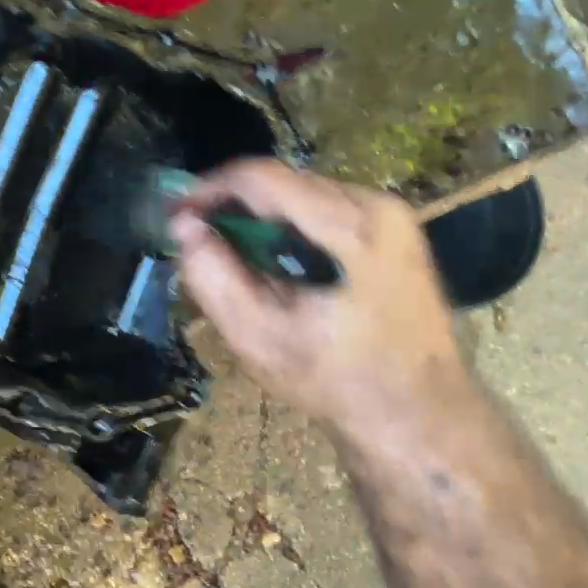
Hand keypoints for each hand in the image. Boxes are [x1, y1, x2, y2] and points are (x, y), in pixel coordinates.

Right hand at [170, 159, 475, 440]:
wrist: (415, 408)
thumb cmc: (332, 377)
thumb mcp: (257, 334)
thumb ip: (214, 276)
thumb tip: (183, 228)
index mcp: (349, 227)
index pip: (263, 178)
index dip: (207, 190)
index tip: (172, 216)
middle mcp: (376, 207)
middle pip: (284, 183)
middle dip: (230, 206)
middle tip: (193, 242)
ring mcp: (392, 218)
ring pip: (302, 195)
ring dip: (256, 219)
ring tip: (226, 258)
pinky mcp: (394, 233)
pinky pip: (324, 212)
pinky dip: (284, 230)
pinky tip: (268, 265)